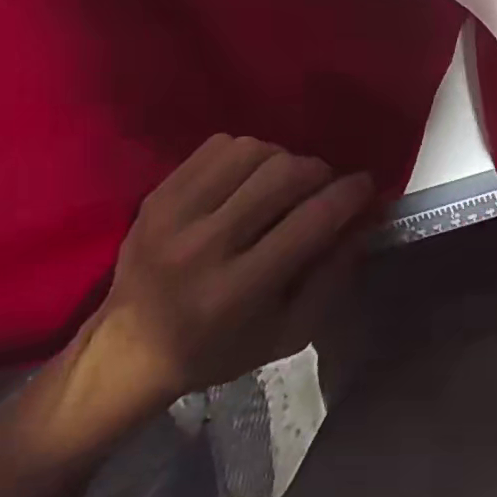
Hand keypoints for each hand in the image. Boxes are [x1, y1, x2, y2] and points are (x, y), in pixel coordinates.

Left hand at [81, 135, 373, 403]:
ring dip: (283, 159)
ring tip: (287, 181)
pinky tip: (250, 177)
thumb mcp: (284, 336)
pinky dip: (248, 154)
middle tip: (327, 184)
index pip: (308, 224)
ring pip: (252, 152)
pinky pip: (218, 146)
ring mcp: (175, 213)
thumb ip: (329, 279)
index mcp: (237, 292)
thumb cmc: (217, 351)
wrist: (130, 347)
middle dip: (319, 172)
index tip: (366, 184)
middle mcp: (204, 246)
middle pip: (282, 177)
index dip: (347, 196)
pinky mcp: (159, 193)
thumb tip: (362, 221)